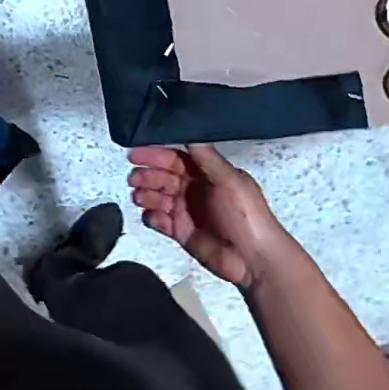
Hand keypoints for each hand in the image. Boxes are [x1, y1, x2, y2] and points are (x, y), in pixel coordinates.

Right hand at [127, 143, 295, 290]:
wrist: (253, 260)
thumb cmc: (245, 215)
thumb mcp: (229, 180)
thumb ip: (206, 157)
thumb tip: (189, 129)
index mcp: (206, 173)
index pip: (175, 158)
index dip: (155, 154)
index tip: (135, 154)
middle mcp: (193, 189)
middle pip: (163, 177)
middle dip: (147, 175)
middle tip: (134, 178)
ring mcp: (185, 211)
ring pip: (157, 197)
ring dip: (146, 194)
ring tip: (140, 197)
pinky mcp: (180, 232)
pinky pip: (158, 221)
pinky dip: (152, 217)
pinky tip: (152, 216)